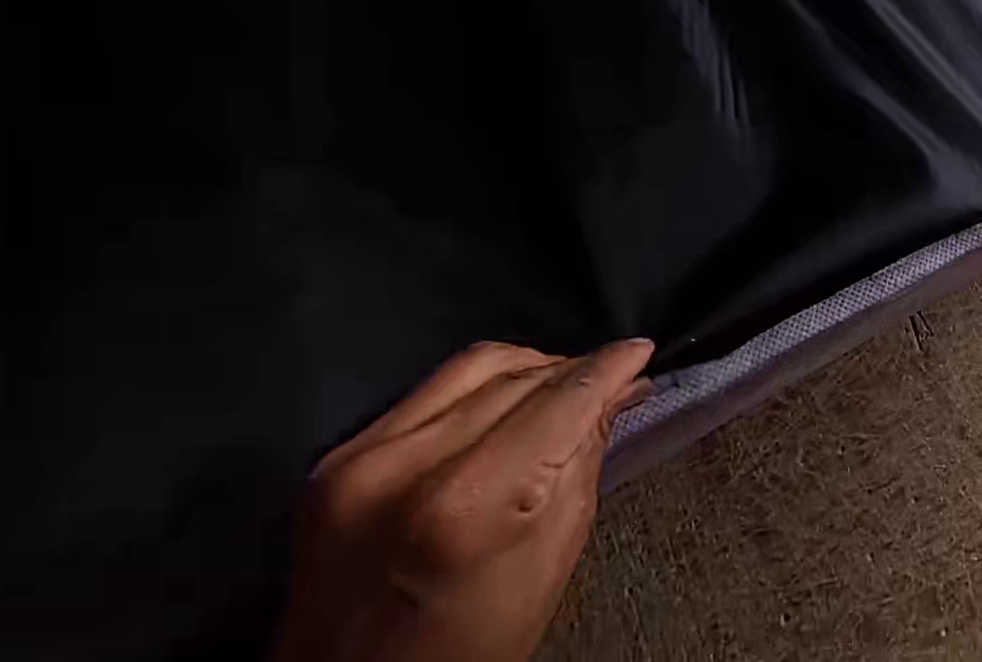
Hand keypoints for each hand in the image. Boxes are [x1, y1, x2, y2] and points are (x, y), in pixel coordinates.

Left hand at [269, 339, 654, 661]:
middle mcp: (404, 466)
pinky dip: (490, 382)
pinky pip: (438, 384)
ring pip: (481, 364)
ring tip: (564, 390)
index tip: (640, 349)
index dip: (610, 367)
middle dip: (579, 371)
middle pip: (523, 378)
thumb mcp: (552, 557)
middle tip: (614, 378)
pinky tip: (513, 401)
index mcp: (463, 506)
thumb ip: (583, 458)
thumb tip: (616, 392)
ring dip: (537, 368)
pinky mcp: (340, 455)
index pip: (559, 402)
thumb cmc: (468, 649)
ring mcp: (361, 457)